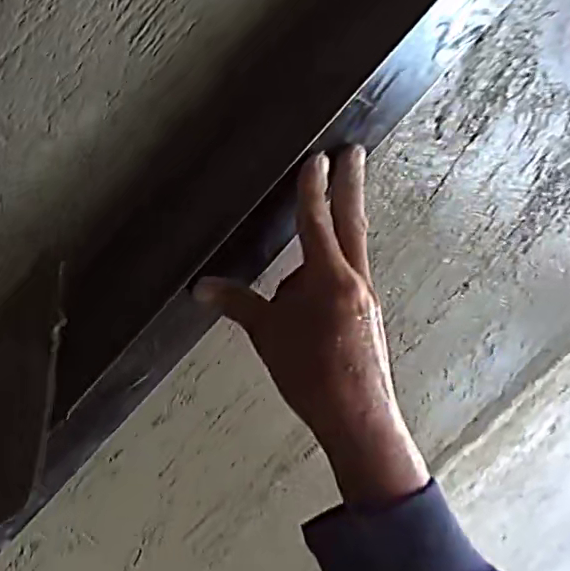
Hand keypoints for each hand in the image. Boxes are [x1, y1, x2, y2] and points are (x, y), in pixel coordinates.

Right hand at [196, 146, 429, 508]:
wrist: (359, 420)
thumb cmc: (312, 375)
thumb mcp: (267, 335)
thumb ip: (237, 304)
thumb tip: (202, 287)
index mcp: (329, 277)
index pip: (317, 219)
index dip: (313, 186)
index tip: (317, 157)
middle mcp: (355, 278)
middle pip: (351, 218)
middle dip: (350, 182)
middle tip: (355, 151)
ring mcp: (366, 294)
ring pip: (351, 248)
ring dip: (339, 226)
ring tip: (317, 237)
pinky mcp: (367, 312)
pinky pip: (349, 274)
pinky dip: (333, 266)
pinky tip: (313, 292)